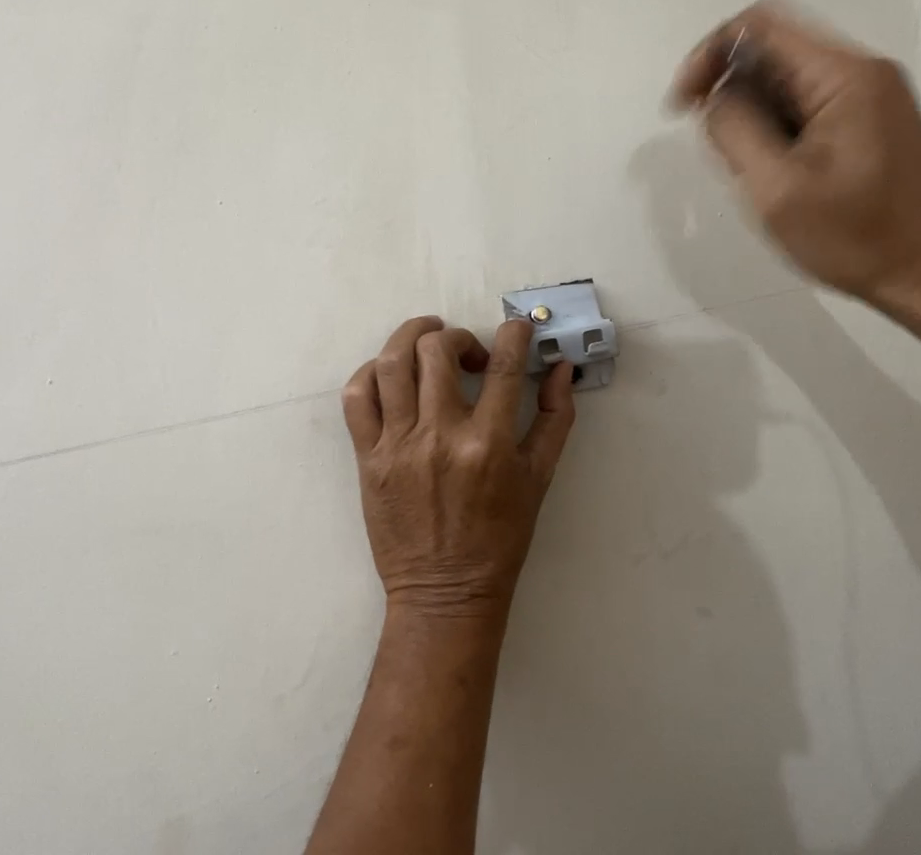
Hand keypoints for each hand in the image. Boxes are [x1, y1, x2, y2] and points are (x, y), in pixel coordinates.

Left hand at [342, 317, 578, 619]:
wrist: (446, 591)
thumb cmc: (500, 539)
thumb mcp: (539, 480)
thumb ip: (554, 419)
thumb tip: (562, 369)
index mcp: (489, 443)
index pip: (504, 364)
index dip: (515, 334)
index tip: (517, 329)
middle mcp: (441, 436)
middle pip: (439, 350)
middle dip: (458, 337)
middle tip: (470, 355)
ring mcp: (398, 445)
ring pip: (393, 362)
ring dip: (412, 338)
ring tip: (427, 343)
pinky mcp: (367, 458)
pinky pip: (358, 397)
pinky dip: (372, 372)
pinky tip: (392, 376)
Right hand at [670, 0, 920, 308]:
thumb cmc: (858, 238)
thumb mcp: (777, 189)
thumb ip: (735, 130)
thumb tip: (714, 98)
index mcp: (843, 75)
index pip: (760, 25)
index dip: (709, 54)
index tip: (683, 106)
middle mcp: (863, 73)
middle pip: (775, 52)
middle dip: (731, 94)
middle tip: (724, 156)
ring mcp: (873, 99)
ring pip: (789, 84)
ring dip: (754, 118)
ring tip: (753, 176)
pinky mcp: (873, 126)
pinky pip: (810, 109)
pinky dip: (778, 132)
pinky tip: (777, 178)